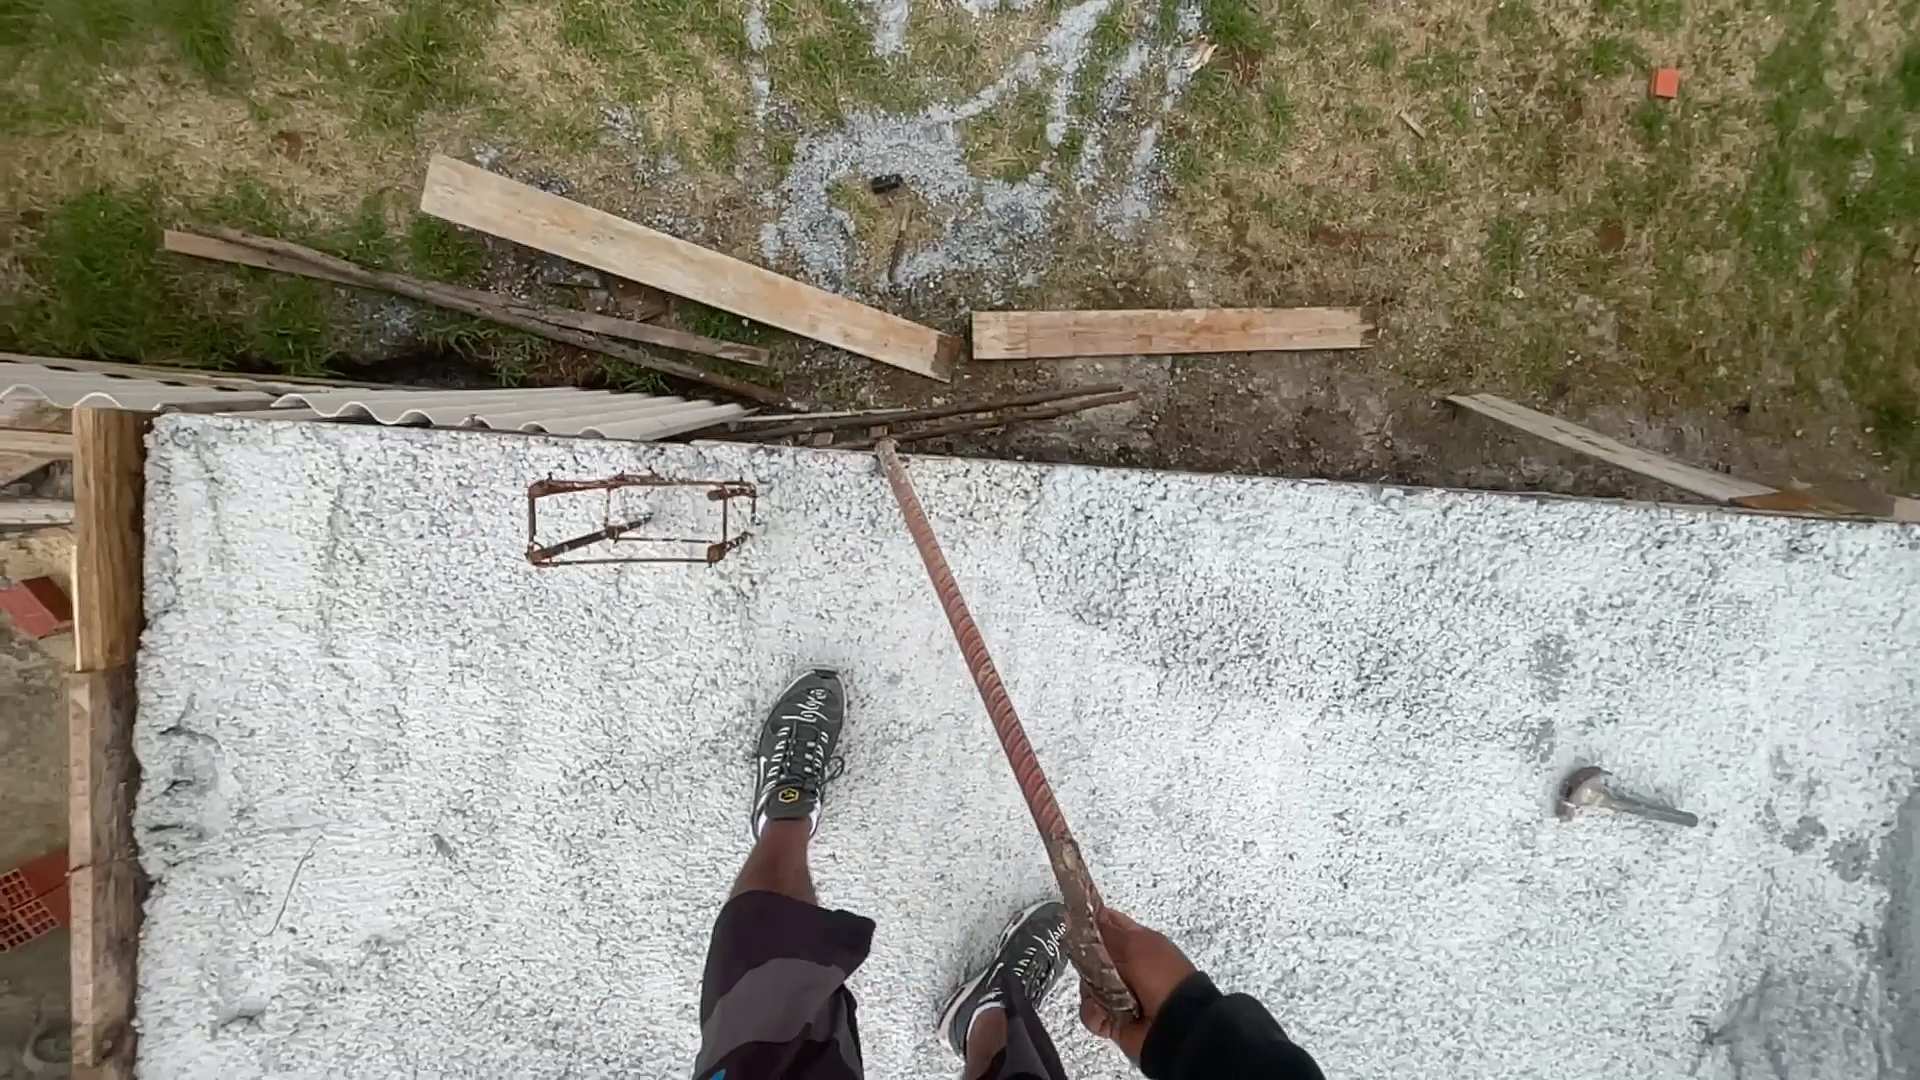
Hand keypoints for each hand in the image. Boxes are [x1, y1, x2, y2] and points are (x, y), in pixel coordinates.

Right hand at [1079, 907, 1196, 1060]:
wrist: (1176, 1026)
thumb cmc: (1159, 976)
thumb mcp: (1132, 944)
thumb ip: (1103, 930)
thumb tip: (1076, 915)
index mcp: (1137, 941)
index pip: (1108, 923)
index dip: (1091, 922)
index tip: (1073, 924)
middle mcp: (1127, 966)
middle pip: (1090, 955)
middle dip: (1086, 963)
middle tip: (1093, 969)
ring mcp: (1119, 993)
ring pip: (1087, 984)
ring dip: (1090, 992)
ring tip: (1103, 999)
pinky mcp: (1113, 1019)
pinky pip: (1091, 1012)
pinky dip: (1094, 1015)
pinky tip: (1104, 1017)